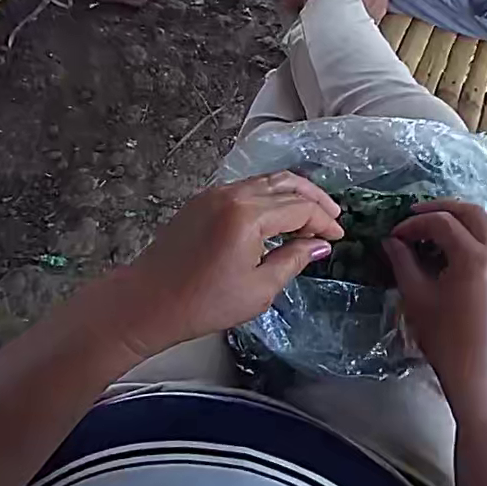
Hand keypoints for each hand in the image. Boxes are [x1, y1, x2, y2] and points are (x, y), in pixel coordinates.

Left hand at [106, 172, 343, 357]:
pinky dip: (268, 197)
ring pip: (265, 182)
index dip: (324, 220)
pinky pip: (245, 188)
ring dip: (292, 195)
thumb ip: (293, 259)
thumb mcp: (259, 289)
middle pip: (285, 184)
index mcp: (248, 215)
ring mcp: (215, 193)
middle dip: (314, 199)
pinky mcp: (203, 199)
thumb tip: (320, 245)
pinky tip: (277, 217)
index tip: (337, 236)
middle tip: (332, 217)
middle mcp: (232, 194)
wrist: (148, 300)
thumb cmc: (204, 303)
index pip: (300, 207)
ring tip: (309, 216)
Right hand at [383, 200, 486, 402]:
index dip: (414, 223)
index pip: (442, 223)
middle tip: (413, 216)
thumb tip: (391, 241)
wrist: (484, 380)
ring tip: (427, 232)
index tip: (394, 234)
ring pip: (483, 226)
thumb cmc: (446, 341)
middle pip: (471, 213)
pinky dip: (467, 238)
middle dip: (441, 208)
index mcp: (474, 258)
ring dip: (456, 222)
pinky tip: (445, 253)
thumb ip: (403, 262)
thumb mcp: (417, 297)